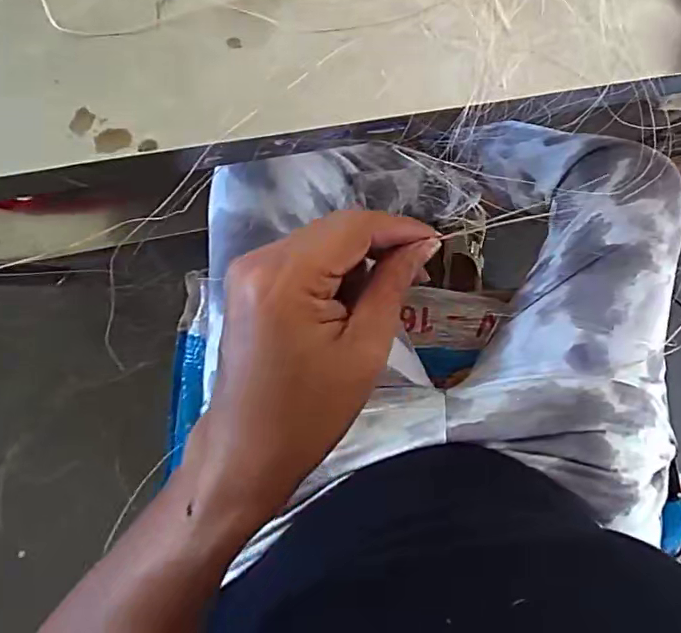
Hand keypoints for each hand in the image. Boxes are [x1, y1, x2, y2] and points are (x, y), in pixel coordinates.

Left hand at [183, 211, 439, 522]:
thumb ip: (391, 286)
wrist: (245, 453)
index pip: (351, 226)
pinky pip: (300, 256)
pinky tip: (353, 294)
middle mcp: (259, 259)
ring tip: (390, 286)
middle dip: (379, 242)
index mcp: (284, 276)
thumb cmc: (308, 414)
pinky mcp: (247, 280)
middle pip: (333, 229)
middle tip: (418, 267)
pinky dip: (331, 267)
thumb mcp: (363, 350)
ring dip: (356, 256)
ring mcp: (248, 268)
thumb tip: (420, 246)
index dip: (397, 227)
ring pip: (318, 240)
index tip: (435, 242)